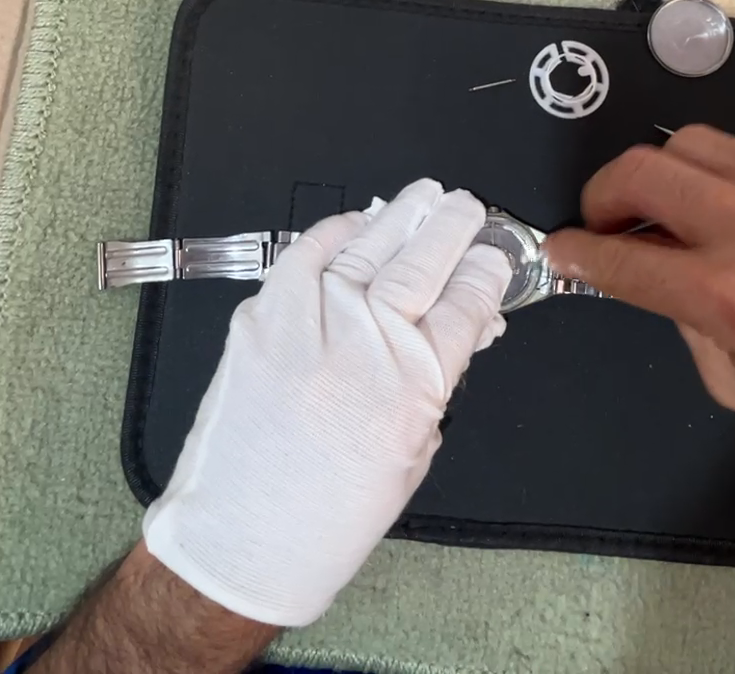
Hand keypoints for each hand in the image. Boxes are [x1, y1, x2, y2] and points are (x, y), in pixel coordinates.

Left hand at [143, 179, 510, 625]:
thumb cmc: (330, 515)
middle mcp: (364, 349)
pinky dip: (334, 232)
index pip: (464, 305)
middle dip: (450, 227)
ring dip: (400, 216)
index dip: (484, 272)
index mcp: (413, 390)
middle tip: (466, 206)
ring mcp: (307, 327)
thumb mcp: (410, 453)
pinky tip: (358, 221)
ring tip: (424, 196)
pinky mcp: (261, 320)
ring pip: (366, 249)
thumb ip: (438, 382)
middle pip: (421, 264)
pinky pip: (303, 257)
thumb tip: (466, 326)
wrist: (241, 539)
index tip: (492, 255)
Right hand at [543, 126, 734, 580]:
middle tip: (606, 223)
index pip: (624, 259)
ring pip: (695, 143)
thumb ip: (684, 320)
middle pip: (645, 171)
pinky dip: (724, 173)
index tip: (561, 250)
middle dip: (603, 196)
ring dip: (664, 176)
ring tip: (674, 211)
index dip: (576, 254)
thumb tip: (649, 272)